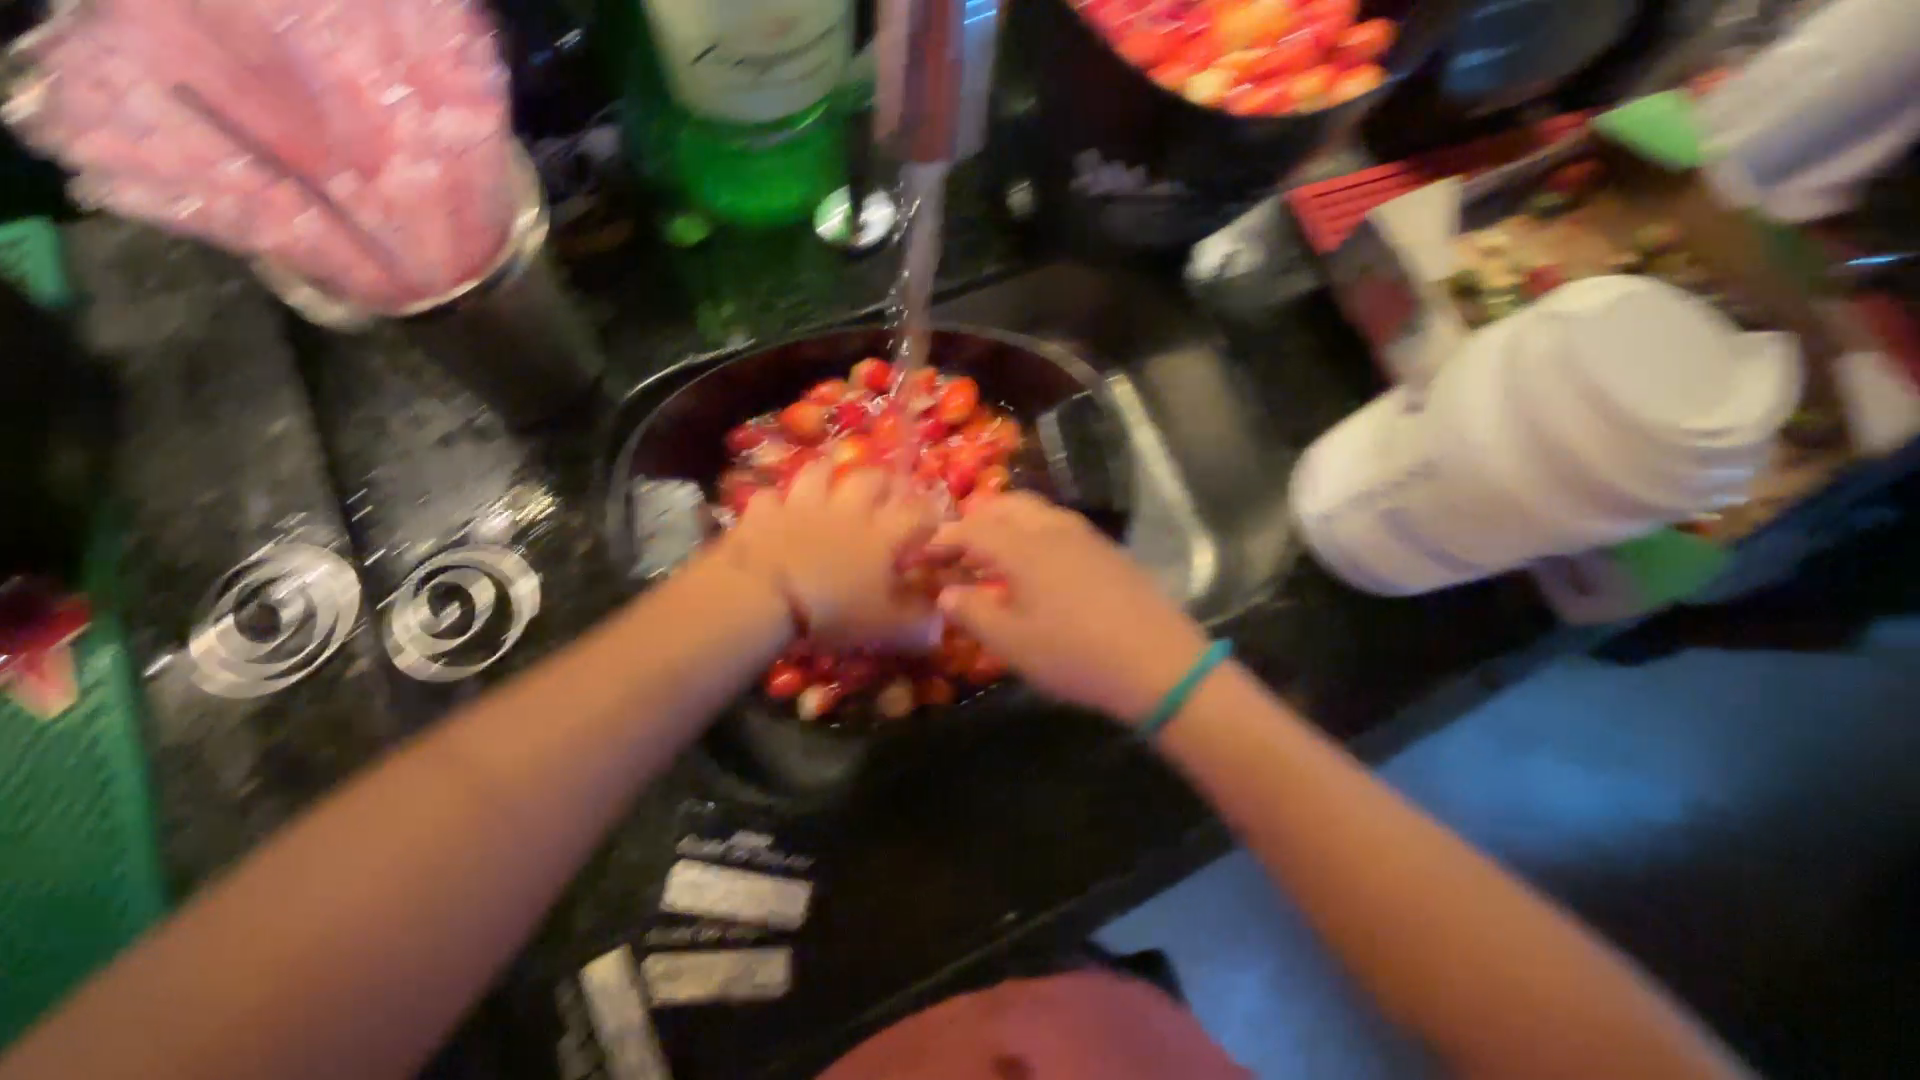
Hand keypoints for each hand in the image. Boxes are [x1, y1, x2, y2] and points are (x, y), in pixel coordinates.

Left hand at [718, 461, 942, 650]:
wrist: (764, 595)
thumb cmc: (833, 611)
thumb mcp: (885, 627)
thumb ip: (917, 623)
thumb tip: (939, 624)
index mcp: (883, 535)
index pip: (918, 513)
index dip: (928, 514)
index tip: (932, 522)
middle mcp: (848, 510)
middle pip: (872, 479)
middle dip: (883, 482)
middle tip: (885, 493)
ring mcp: (803, 505)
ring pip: (820, 472)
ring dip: (828, 474)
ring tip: (831, 482)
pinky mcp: (763, 512)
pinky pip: (771, 497)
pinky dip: (776, 503)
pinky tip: (776, 511)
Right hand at [929, 493, 1210, 725]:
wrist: (1160, 663)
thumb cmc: (1075, 655)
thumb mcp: (1013, 643)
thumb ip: (973, 613)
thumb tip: (946, 592)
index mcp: (1023, 547)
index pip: (972, 528)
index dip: (943, 538)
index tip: (923, 553)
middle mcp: (1054, 529)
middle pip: (1007, 506)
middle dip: (976, 520)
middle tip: (959, 549)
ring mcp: (1087, 537)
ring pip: (1037, 513)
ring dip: (1008, 524)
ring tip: (996, 557)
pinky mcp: (1110, 552)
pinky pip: (1061, 528)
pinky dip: (1036, 536)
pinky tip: (1039, 569)